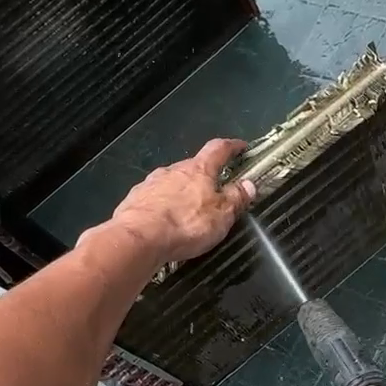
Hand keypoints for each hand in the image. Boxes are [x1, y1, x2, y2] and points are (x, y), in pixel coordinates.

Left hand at [98, 138, 255, 265]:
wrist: (139, 239)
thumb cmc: (186, 224)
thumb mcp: (222, 215)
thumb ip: (236, 198)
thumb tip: (249, 184)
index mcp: (198, 170)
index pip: (218, 149)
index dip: (232, 147)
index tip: (241, 147)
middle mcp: (173, 170)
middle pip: (193, 167)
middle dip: (205, 176)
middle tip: (215, 191)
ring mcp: (151, 183)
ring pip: (173, 183)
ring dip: (183, 192)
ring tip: (190, 210)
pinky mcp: (135, 199)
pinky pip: (156, 198)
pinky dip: (165, 206)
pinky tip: (167, 221)